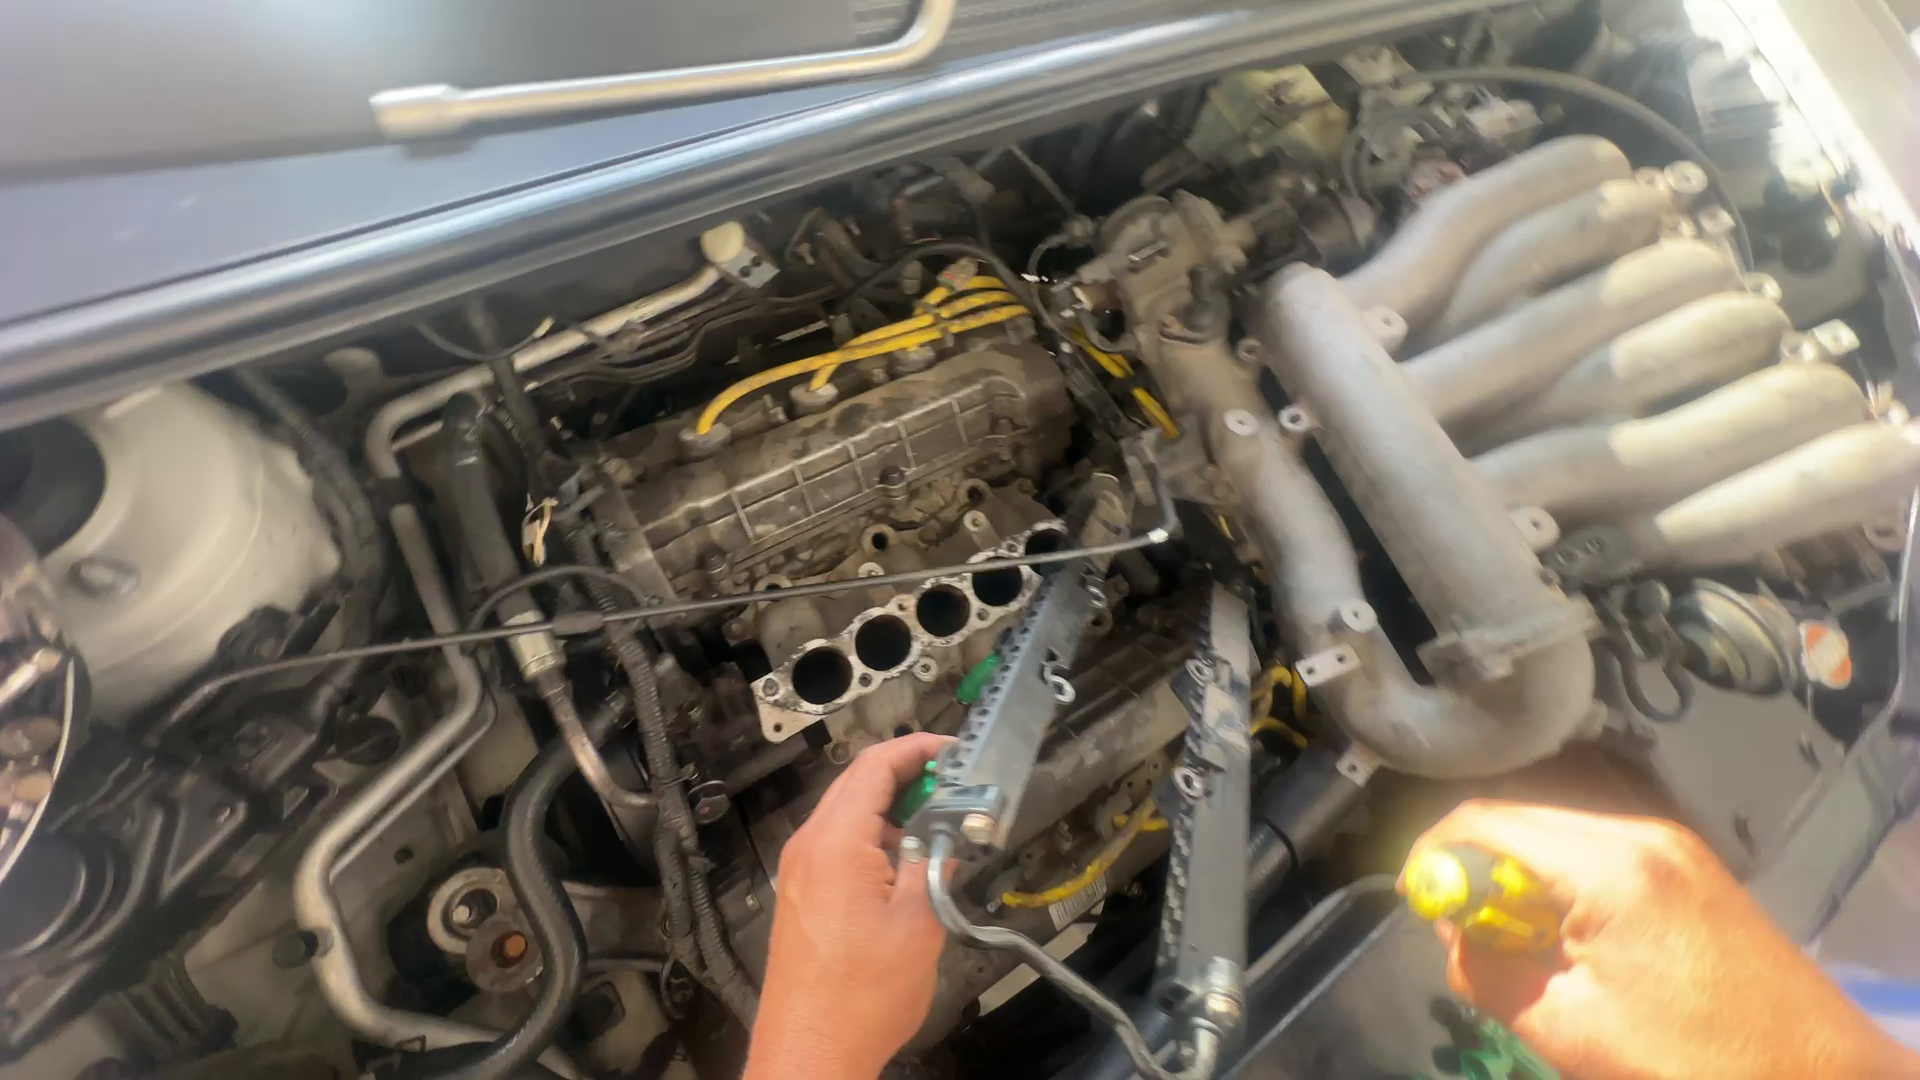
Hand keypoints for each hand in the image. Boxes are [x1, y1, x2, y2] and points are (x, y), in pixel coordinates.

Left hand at [744, 732, 953, 1079]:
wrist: (808, 1057)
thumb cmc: (860, 997)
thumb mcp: (920, 922)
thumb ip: (936, 862)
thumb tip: (948, 832)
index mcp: (837, 842)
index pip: (876, 765)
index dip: (917, 748)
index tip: (951, 750)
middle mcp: (809, 845)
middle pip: (858, 780)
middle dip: (907, 771)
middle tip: (951, 780)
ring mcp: (800, 867)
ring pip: (848, 808)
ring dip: (891, 803)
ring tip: (935, 818)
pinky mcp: (801, 890)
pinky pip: (838, 839)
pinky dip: (873, 832)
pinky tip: (904, 856)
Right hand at [1404, 801, 1919, 1079]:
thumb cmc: (1699, 1064)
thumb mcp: (1570, 1030)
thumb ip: (1485, 970)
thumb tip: (1449, 935)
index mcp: (1606, 865)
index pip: (1481, 822)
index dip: (1432, 853)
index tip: (1419, 897)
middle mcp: (1634, 833)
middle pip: (1512, 821)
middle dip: (1473, 868)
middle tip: (1466, 925)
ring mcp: (1666, 842)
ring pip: (1548, 832)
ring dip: (1515, 875)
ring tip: (1522, 937)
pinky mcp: (1685, 861)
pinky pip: (1588, 848)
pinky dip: (1557, 879)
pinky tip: (1571, 929)